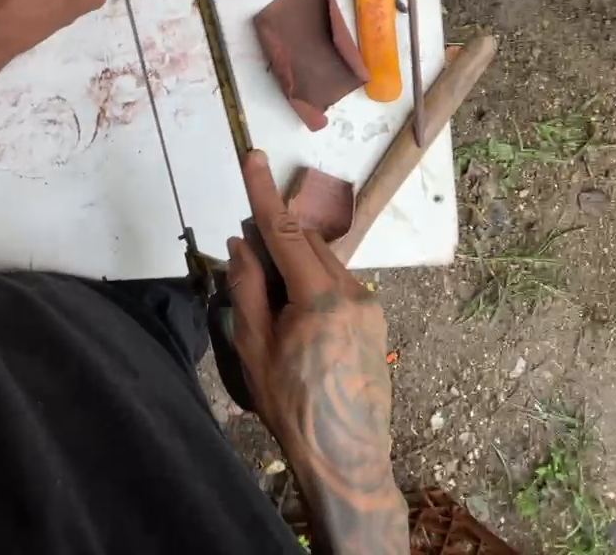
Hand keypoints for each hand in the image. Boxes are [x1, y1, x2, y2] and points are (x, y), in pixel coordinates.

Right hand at [227, 150, 404, 551]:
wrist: (346, 459)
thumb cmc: (291, 404)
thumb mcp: (253, 344)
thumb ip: (246, 285)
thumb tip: (241, 242)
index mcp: (321, 297)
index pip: (285, 231)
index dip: (263, 191)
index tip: (253, 155)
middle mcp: (353, 293)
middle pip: (304, 241)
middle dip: (272, 236)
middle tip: (244, 257)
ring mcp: (369, 307)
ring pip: (321, 260)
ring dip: (291, 261)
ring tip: (269, 300)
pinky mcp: (373, 321)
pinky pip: (335, 281)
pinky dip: (308, 279)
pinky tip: (293, 313)